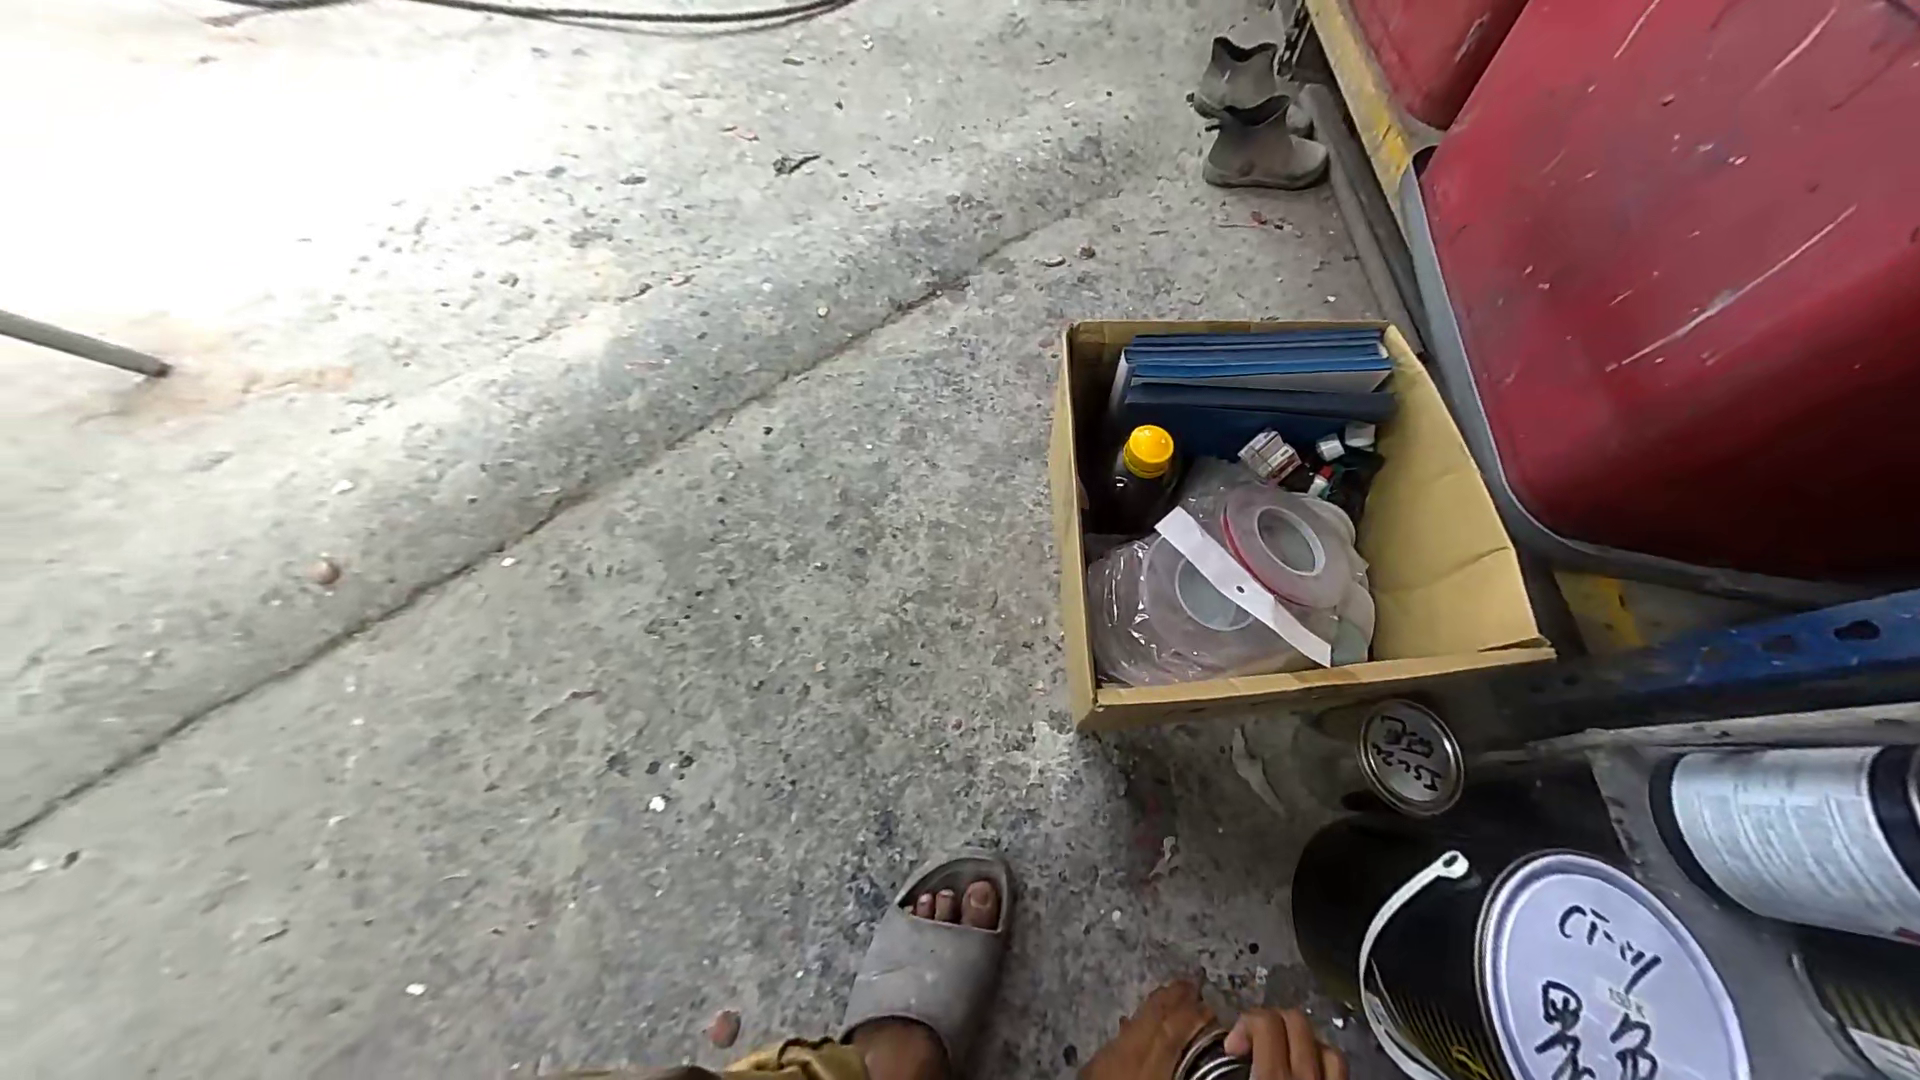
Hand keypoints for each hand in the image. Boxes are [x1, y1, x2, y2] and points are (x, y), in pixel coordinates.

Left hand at [1079, 979, 1216, 1079]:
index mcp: (1147, 1071)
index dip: (1191, 1015)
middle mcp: (1126, 1054)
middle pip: (1151, 1016)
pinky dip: (1140, 1021)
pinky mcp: (1095, 1062)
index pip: (1170, 1031)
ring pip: (1135, 1020)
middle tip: (1192, 985)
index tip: (1210, 1009)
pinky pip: (1123, 1033)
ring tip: (1174, 995)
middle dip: (1172, 997)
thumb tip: (1200, 1066)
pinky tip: (1146, 1023)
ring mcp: (1107, 1055)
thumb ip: (1179, 1072)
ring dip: (1156, 1005)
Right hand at [1223, 1008, 1346, 1079]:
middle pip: (1296, 1020)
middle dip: (1273, 1021)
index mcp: (1272, 1078)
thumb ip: (1228, 1072)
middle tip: (1257, 1041)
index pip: (1265, 1021)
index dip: (1245, 1022)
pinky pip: (1341, 1073)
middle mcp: (1306, 1078)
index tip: (1233, 1046)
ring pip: (1326, 1046)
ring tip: (1286, 1053)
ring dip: (1305, 1043)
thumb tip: (1217, 1050)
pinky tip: (1309, 1072)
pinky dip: (1324, 1063)